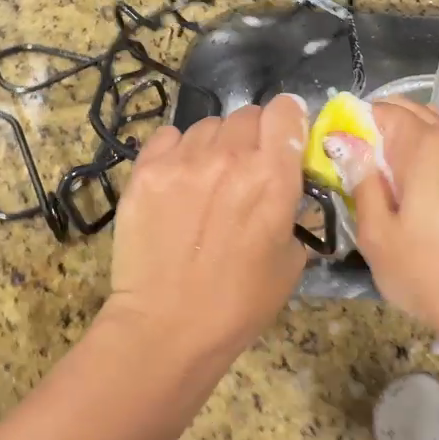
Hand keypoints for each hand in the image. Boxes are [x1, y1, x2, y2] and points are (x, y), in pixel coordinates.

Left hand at [105, 94, 308, 362]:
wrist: (166, 329)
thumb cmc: (239, 303)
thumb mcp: (291, 260)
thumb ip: (292, 210)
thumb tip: (286, 189)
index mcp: (272, 176)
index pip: (285, 110)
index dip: (288, 121)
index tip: (285, 138)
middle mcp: (229, 155)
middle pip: (246, 114)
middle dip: (252, 137)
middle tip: (245, 170)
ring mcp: (183, 160)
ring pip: (207, 126)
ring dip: (214, 145)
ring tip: (206, 182)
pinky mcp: (146, 170)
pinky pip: (169, 137)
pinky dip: (177, 152)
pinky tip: (177, 183)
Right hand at [347, 98, 438, 350]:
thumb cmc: (429, 272)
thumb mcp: (377, 233)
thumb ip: (359, 180)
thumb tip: (344, 142)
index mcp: (424, 144)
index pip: (380, 109)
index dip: (352, 124)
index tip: (334, 153)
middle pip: (407, 110)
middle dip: (376, 127)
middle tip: (353, 165)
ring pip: (429, 126)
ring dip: (401, 138)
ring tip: (380, 177)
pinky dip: (422, 153)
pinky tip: (410, 189)